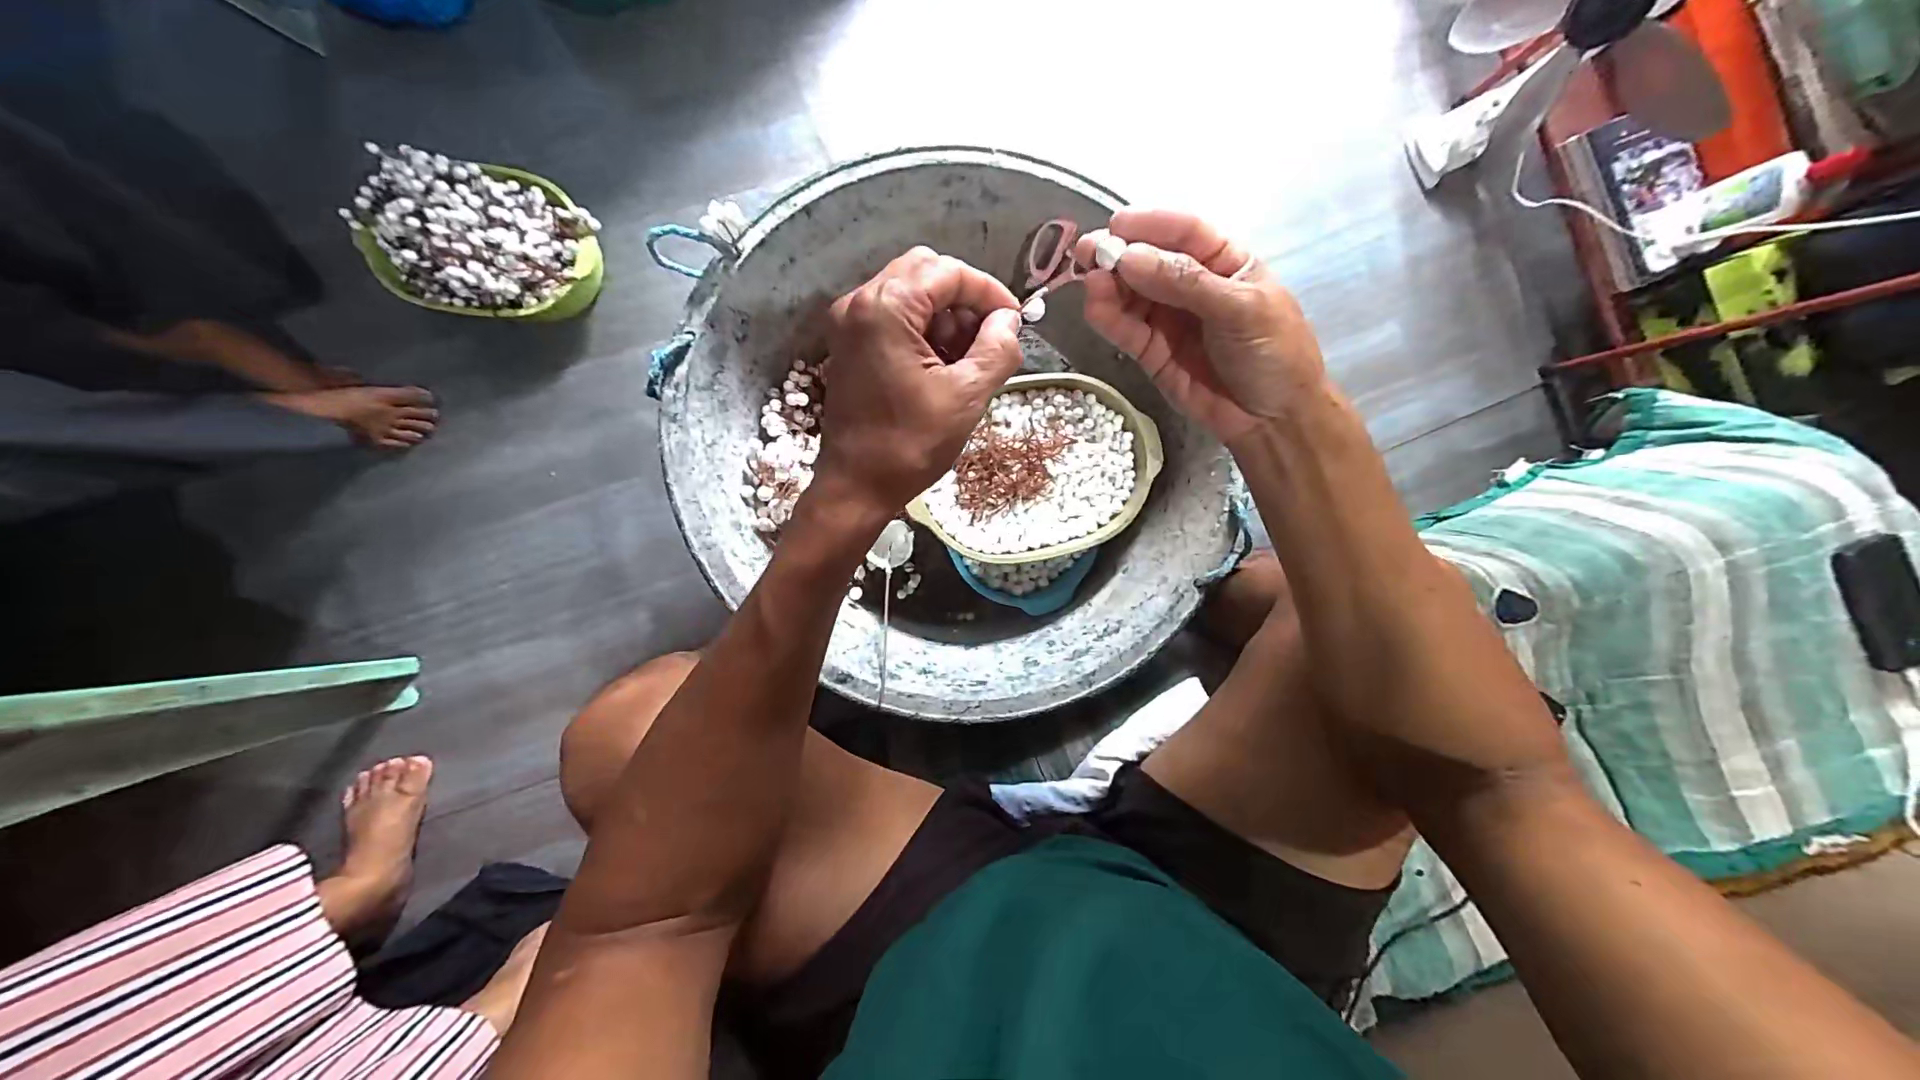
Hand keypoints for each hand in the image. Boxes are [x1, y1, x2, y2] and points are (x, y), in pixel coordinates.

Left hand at [816, 247, 1023, 514]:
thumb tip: (1009, 322)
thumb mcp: (966, 396)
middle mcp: (859, 303)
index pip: (948, 272)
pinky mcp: (849, 346)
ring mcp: (849, 324)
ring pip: (909, 293)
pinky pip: (892, 318)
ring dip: (944, 316)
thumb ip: (997, 349)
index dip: (988, 291)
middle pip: (925, 272)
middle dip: (964, 300)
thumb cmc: (909, 444)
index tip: (1014, 322)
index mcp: (885, 307)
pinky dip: (922, 330)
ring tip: (967, 358)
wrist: (855, 487)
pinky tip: (941, 365)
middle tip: (988, 338)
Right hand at [1077, 209, 1325, 444]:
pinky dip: (1108, 318)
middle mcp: (1191, 286)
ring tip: (1090, 280)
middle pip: (1148, 261)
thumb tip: (1131, 258)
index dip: (1150, 225)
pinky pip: (1125, 330)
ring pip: (1130, 295)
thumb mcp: (1240, 309)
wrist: (1273, 420)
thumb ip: (1185, 283)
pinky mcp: (1151, 352)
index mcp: (1224, 263)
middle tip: (1088, 253)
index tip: (1117, 224)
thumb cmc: (1275, 355)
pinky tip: (1095, 307)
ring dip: (1107, 286)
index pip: (1184, 233)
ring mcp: (1169, 320)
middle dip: (1117, 255)